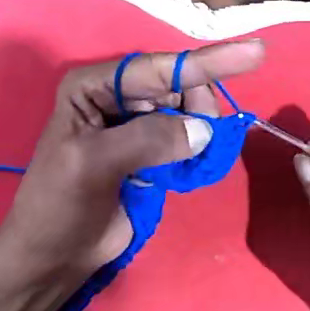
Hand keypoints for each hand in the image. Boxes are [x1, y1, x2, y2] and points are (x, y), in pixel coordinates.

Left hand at [0, 40, 265, 291]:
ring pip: (188, 111)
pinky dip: (200, 148)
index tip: (255, 53)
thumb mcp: (94, 165)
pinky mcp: (150, 152)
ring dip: (202, 129)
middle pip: (179, 85)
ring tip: (195, 157)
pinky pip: (187, 138)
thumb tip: (203, 129)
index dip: (207, 62)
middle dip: (200, 105)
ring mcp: (135, 124)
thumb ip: (147, 140)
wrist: (53, 257)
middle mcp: (115, 97)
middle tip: (204, 140)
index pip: (157, 69)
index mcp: (93, 87)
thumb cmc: (60, 206)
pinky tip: (197, 162)